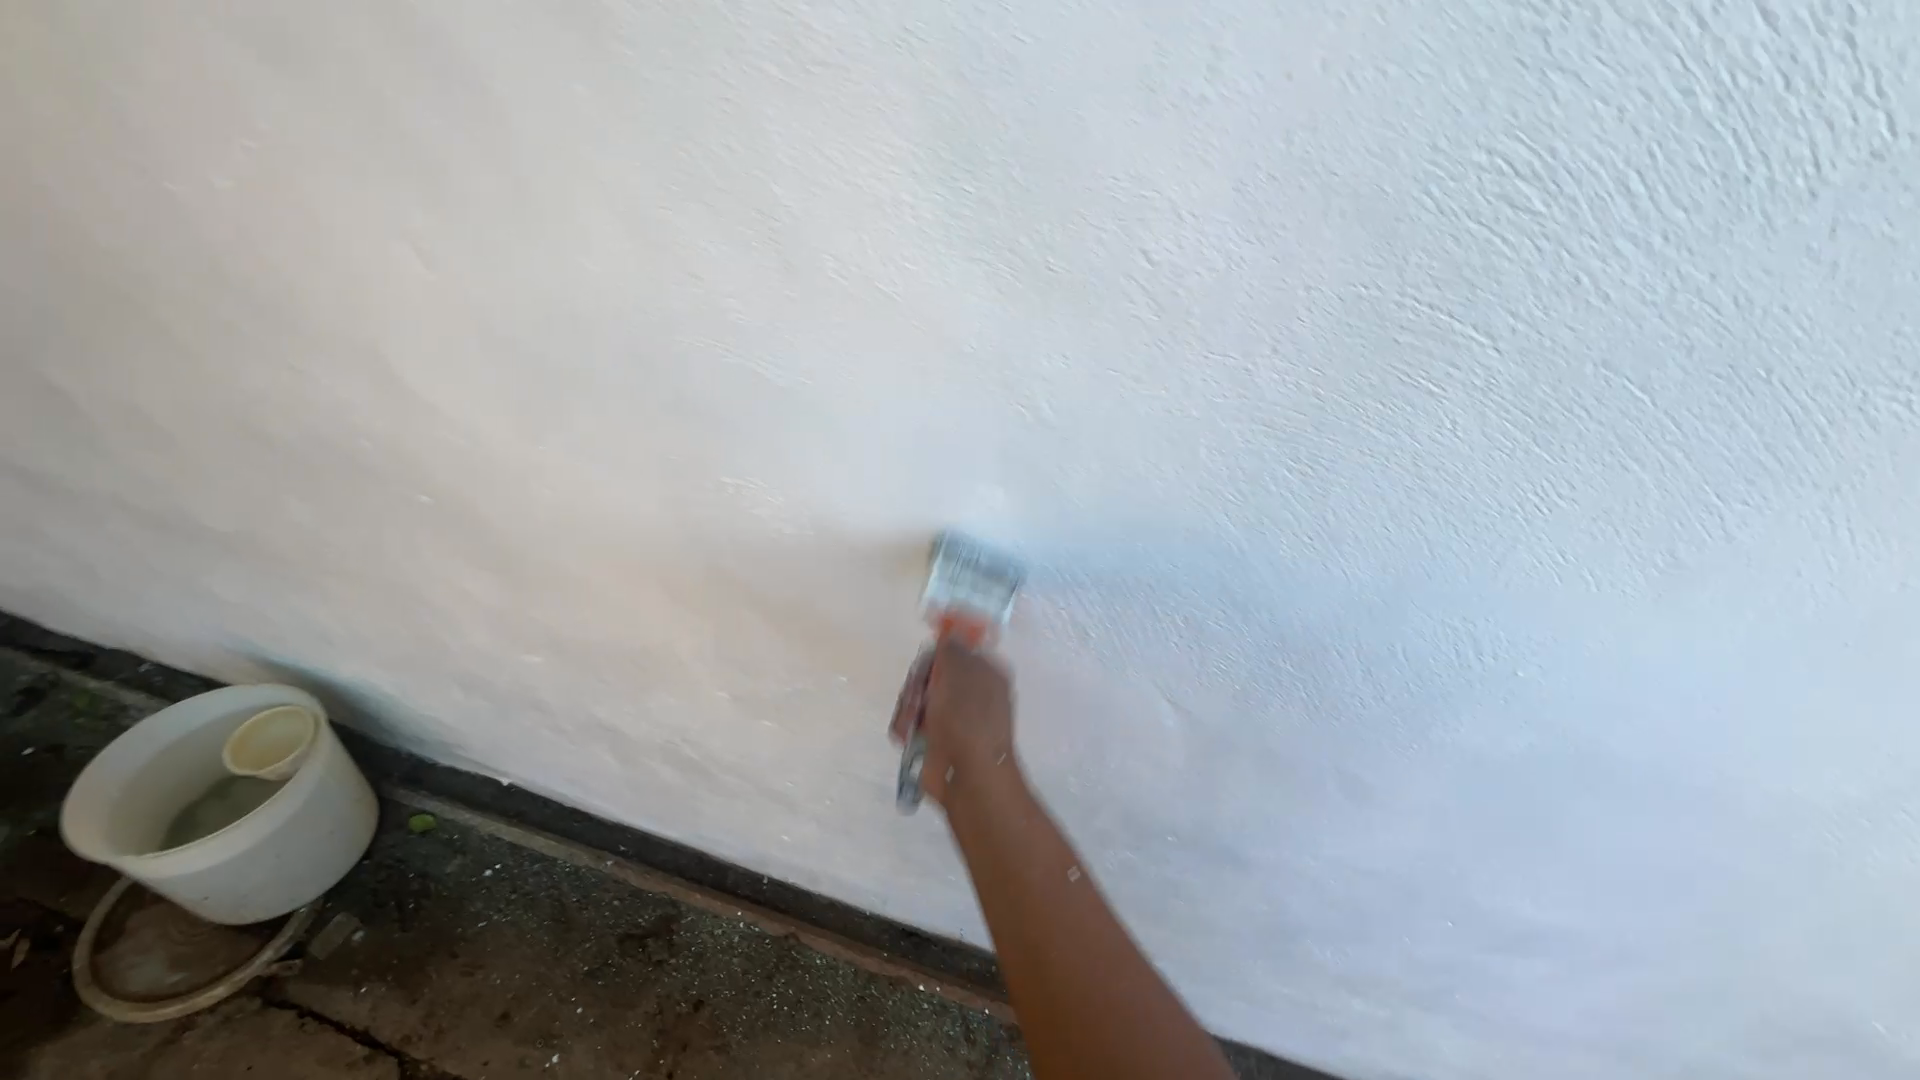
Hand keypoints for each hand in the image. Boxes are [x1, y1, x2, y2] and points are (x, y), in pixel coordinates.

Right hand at [890, 637, 1015, 805]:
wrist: (967, 778)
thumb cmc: (967, 721)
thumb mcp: (958, 675)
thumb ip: (951, 649)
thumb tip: (949, 634)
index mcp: (985, 672)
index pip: (959, 647)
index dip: (941, 646)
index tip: (924, 651)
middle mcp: (970, 691)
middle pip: (931, 672)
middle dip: (917, 684)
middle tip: (916, 698)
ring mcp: (952, 716)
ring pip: (918, 697)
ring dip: (907, 709)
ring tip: (908, 726)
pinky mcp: (935, 737)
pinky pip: (912, 721)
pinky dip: (906, 727)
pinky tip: (905, 736)